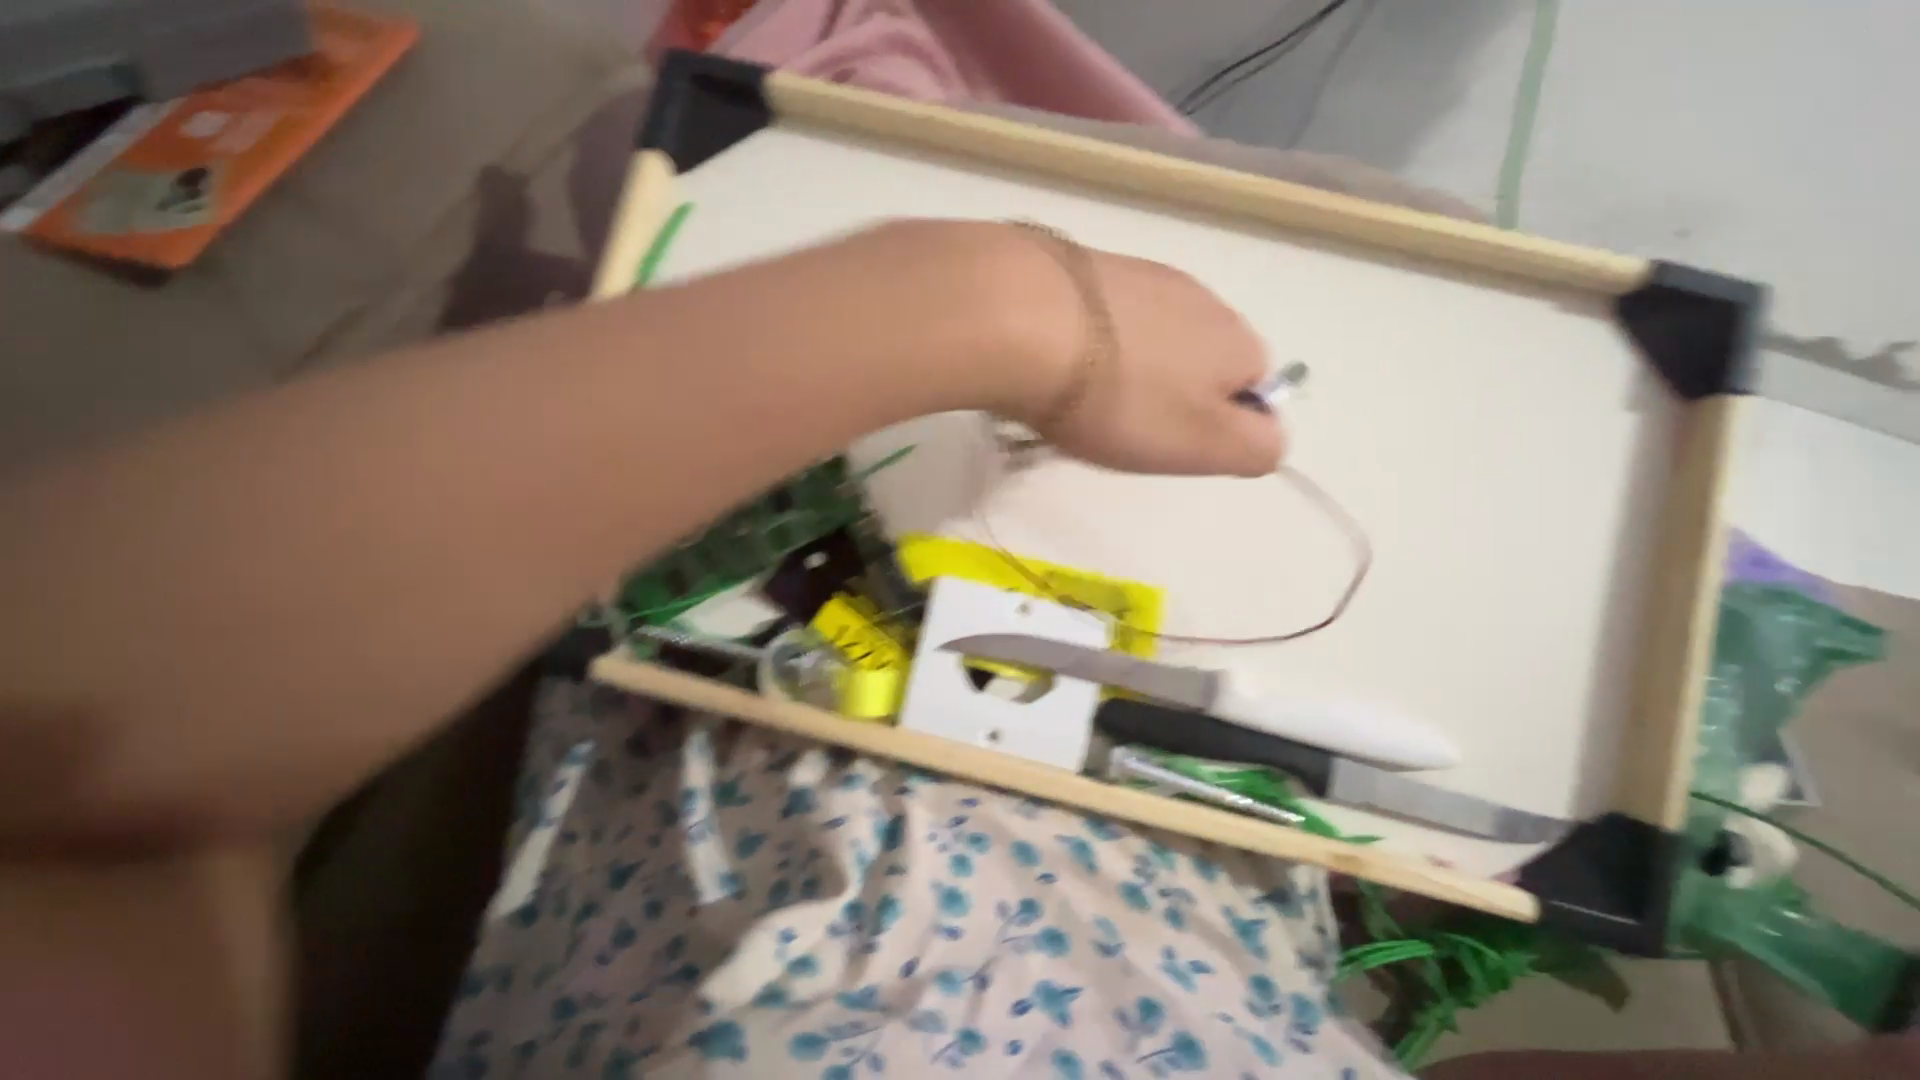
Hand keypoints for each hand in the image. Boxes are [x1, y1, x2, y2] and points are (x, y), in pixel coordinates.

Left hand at [999, 231, 1284, 477]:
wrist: (1021, 317)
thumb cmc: (1119, 395)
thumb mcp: (1203, 442)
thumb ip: (1255, 446)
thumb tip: (1270, 435)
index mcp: (1237, 339)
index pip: (1253, 390)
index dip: (1213, 426)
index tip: (1163, 445)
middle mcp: (1201, 296)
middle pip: (1198, 360)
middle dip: (1166, 395)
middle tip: (1117, 424)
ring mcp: (1141, 272)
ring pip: (1149, 336)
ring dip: (1125, 367)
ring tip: (1077, 393)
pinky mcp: (1083, 263)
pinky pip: (1100, 315)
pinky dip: (1087, 340)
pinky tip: (1051, 358)